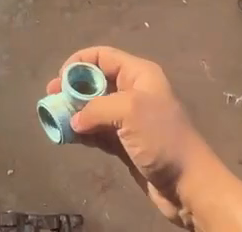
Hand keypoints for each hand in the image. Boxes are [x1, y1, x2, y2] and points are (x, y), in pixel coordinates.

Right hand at [47, 47, 220, 229]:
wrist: (190, 186)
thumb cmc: (162, 138)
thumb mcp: (129, 111)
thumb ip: (96, 108)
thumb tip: (74, 120)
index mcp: (139, 75)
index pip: (102, 56)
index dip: (79, 62)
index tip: (60, 78)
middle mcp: (133, 92)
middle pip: (95, 81)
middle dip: (72, 88)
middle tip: (51, 98)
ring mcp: (129, 119)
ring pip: (94, 107)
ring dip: (75, 111)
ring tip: (55, 117)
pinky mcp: (126, 143)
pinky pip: (98, 130)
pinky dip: (83, 131)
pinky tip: (69, 135)